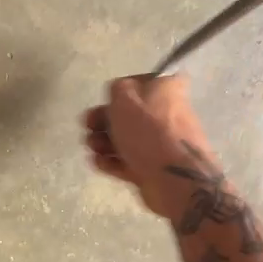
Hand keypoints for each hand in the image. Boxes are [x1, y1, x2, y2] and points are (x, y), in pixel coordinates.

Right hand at [82, 73, 212, 219]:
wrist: (173, 178)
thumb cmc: (148, 131)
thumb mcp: (125, 98)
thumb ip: (117, 89)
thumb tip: (119, 95)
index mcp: (166, 88)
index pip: (137, 83)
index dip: (116, 93)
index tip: (102, 102)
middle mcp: (166, 112)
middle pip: (128, 114)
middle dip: (103, 122)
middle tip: (89, 128)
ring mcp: (160, 142)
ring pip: (126, 139)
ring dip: (104, 143)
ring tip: (93, 148)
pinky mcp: (153, 167)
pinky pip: (127, 160)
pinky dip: (112, 161)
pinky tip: (98, 162)